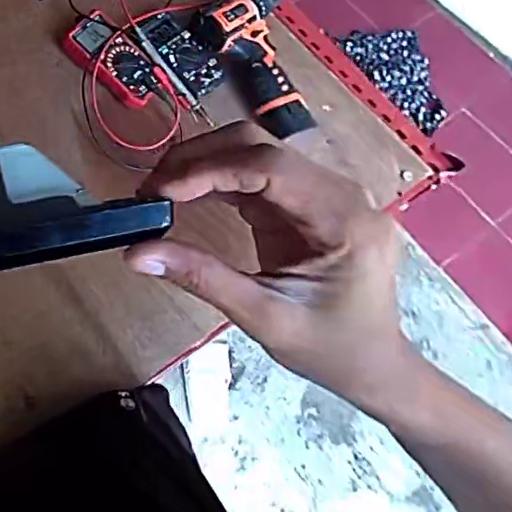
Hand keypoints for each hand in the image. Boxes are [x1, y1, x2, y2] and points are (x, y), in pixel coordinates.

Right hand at [124, 122, 419, 408]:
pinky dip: (209, 177)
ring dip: (198, 161)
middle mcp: (337, 191)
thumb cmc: (334, 349)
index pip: (267, 166)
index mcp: (344, 218)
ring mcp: (318, 190)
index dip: (208, 170)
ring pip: (247, 147)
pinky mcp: (297, 197)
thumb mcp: (266, 318)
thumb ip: (201, 278)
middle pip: (255, 143)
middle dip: (196, 158)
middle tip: (152, 188)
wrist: (377, 367)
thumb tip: (135, 253)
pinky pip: (246, 170)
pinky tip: (181, 195)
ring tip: (160, 189)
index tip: (160, 192)